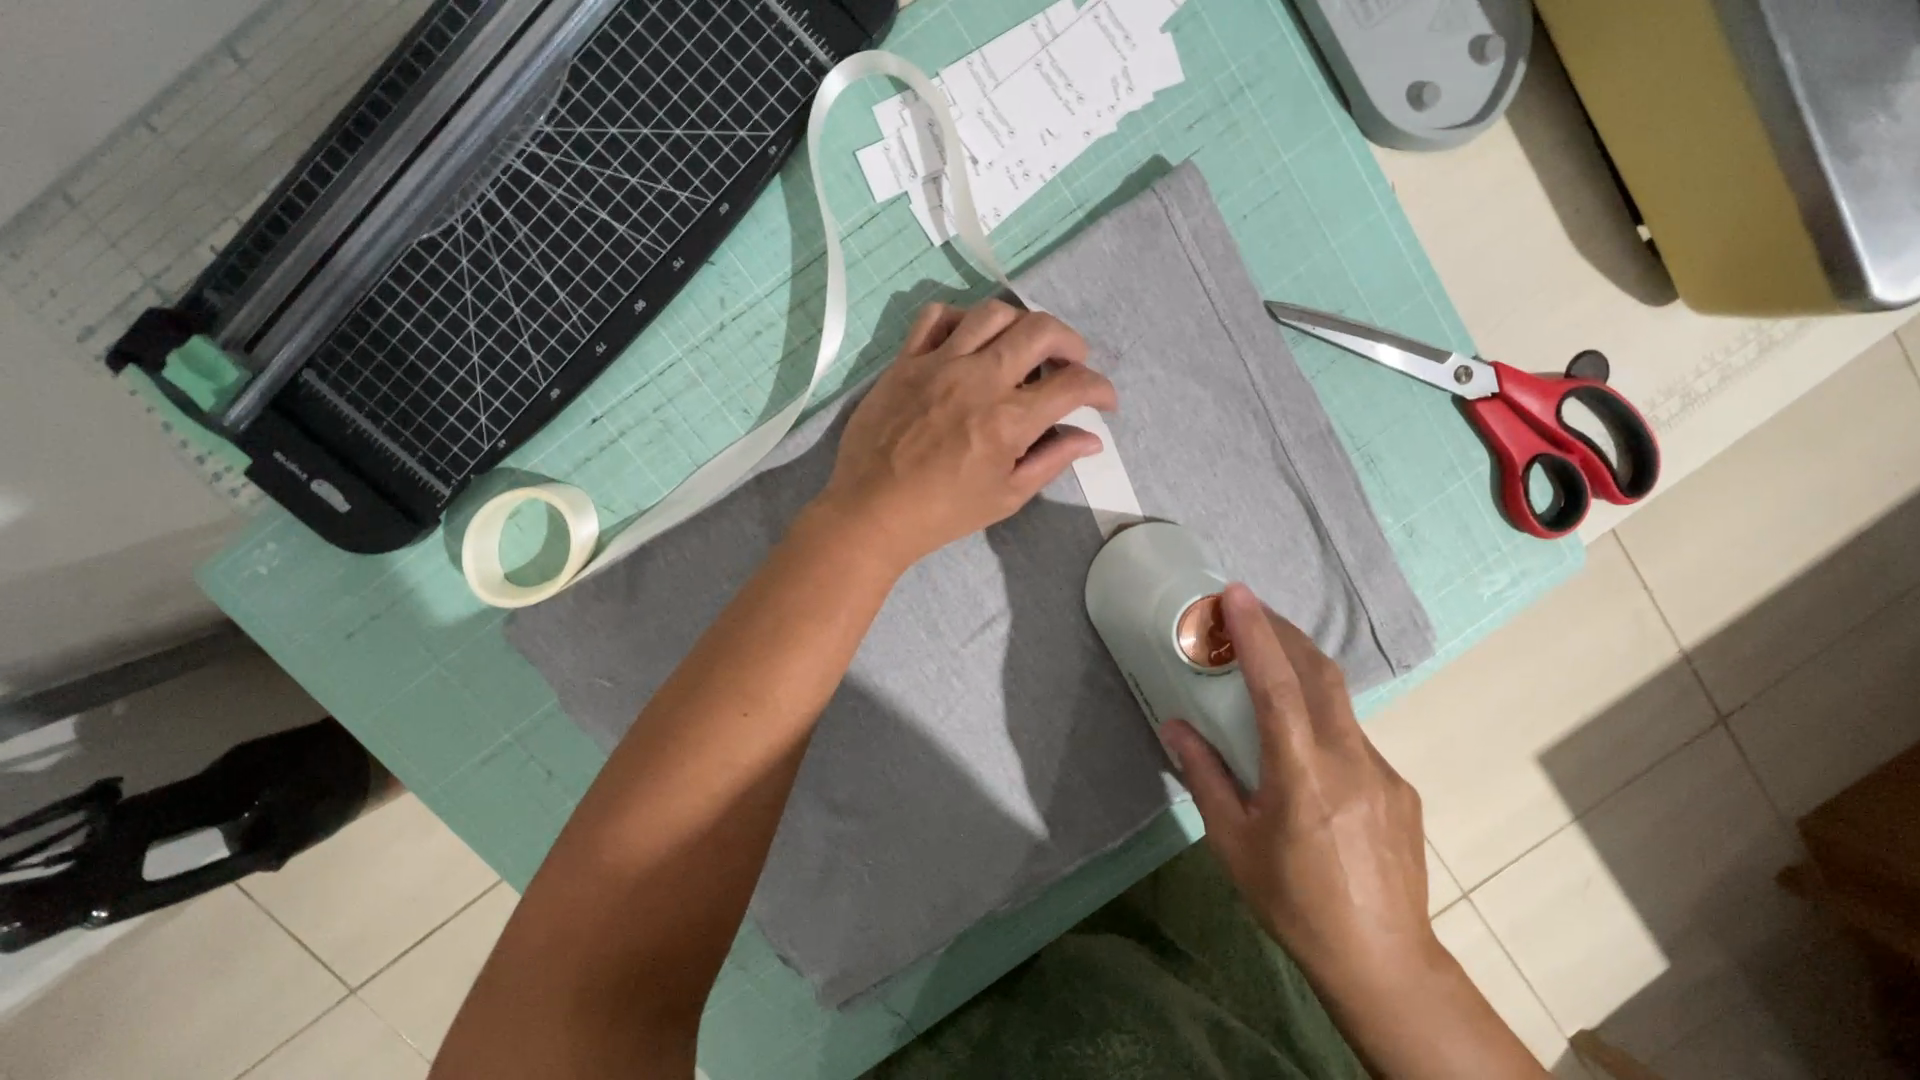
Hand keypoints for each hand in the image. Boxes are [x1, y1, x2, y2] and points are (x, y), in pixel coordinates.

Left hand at [813, 300, 1117, 569]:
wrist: (870, 512)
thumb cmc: (942, 513)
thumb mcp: (1006, 497)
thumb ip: (1052, 460)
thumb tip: (1091, 438)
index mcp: (1009, 420)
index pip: (1073, 384)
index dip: (1100, 388)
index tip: (1102, 400)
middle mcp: (979, 380)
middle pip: (1041, 331)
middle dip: (1071, 342)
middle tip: (1070, 364)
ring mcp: (939, 364)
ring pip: (993, 313)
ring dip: (1021, 324)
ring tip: (1023, 347)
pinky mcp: (905, 361)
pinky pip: (936, 316)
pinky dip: (961, 319)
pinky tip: (969, 341)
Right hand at [1161, 584, 1442, 1004]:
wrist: (1382, 960)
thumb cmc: (1293, 903)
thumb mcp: (1232, 843)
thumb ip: (1204, 777)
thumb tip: (1175, 727)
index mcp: (1303, 773)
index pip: (1279, 685)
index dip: (1256, 634)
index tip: (1236, 593)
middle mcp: (1350, 760)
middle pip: (1320, 674)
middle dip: (1284, 634)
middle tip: (1249, 614)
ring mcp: (1383, 772)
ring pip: (1340, 705)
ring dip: (1303, 674)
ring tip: (1268, 671)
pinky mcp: (1400, 789)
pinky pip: (1354, 739)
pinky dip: (1322, 721)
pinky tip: (1303, 751)